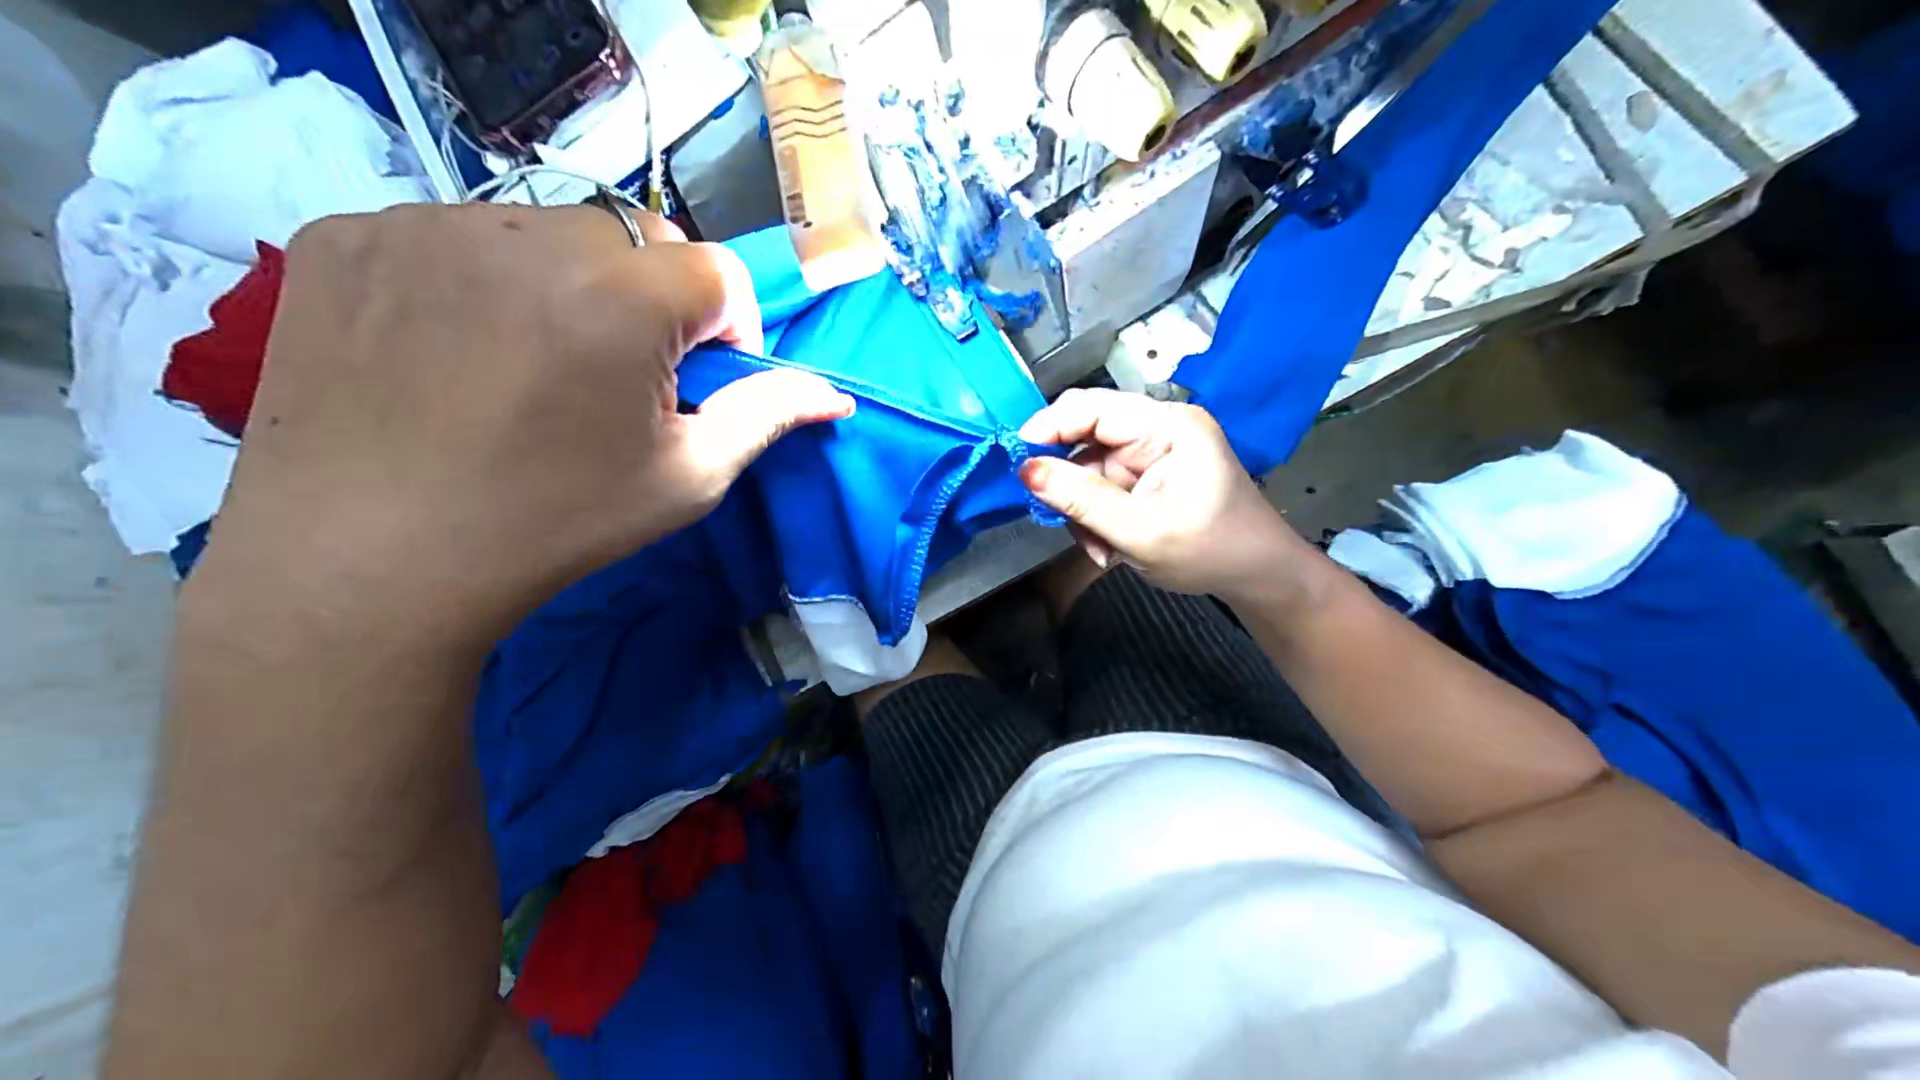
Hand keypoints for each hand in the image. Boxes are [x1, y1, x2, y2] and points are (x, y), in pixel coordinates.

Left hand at [192, 202, 851, 651]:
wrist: (369, 563)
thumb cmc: (555, 525)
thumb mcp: (686, 478)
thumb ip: (766, 416)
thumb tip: (836, 396)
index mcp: (622, 298)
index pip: (717, 270)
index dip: (724, 326)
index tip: (696, 379)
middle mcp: (526, 233)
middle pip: (635, 239)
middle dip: (649, 300)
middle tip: (616, 375)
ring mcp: (424, 225)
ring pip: (544, 230)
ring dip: (566, 285)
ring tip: (533, 365)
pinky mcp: (348, 236)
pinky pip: (453, 237)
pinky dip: (478, 280)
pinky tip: (457, 350)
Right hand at [1018, 389, 1313, 603]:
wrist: (1257, 576)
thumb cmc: (1212, 552)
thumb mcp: (1141, 532)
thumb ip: (1082, 500)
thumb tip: (1026, 470)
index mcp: (1169, 425)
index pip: (1093, 408)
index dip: (1049, 428)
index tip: (1015, 459)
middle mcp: (1158, 428)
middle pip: (1086, 437)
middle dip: (1069, 482)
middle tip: (1058, 516)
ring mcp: (1151, 451)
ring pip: (1087, 468)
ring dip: (1083, 510)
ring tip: (1102, 548)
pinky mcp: (1146, 473)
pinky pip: (1101, 486)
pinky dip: (1096, 518)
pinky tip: (1110, 545)